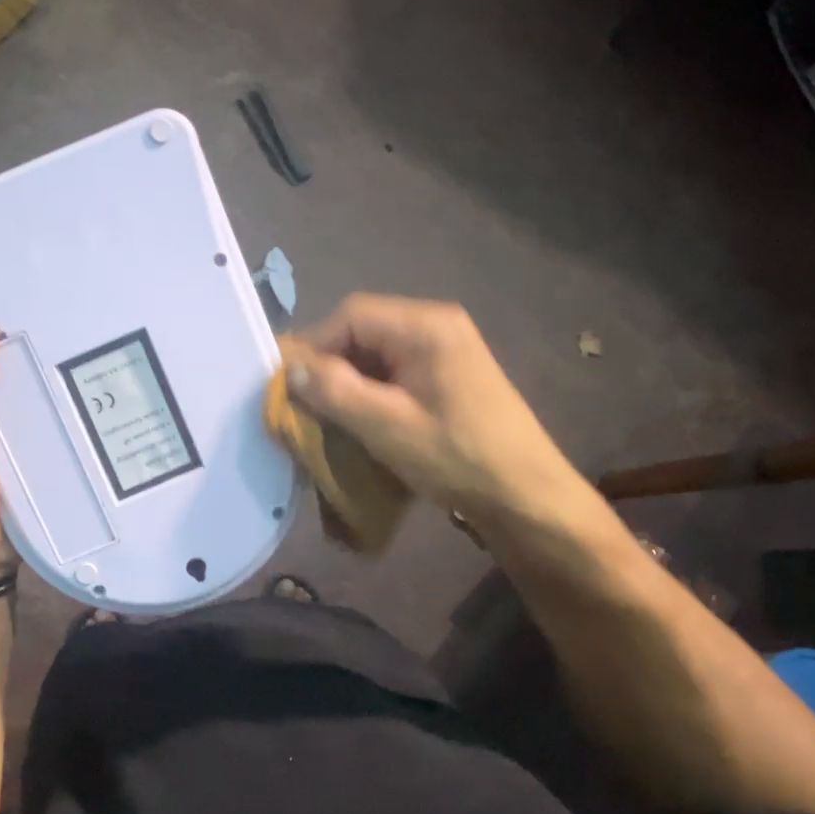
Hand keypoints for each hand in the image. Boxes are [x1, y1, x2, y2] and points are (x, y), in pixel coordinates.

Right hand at [286, 293, 577, 518]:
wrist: (527, 498)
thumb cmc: (457, 457)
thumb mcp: (387, 426)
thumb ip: (334, 391)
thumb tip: (290, 367)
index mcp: (426, 326)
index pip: (351, 315)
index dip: (312, 346)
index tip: (287, 385)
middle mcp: (437, 327)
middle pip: (363, 332)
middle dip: (328, 367)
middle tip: (302, 405)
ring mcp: (446, 352)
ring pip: (376, 355)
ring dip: (347, 384)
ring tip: (325, 418)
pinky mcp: (448, 378)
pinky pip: (395, 373)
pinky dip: (369, 394)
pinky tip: (358, 424)